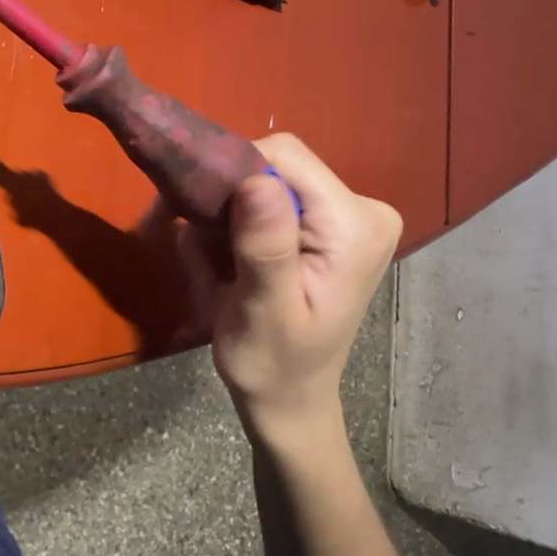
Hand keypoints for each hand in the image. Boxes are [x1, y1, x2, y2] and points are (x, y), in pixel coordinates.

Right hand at [177, 134, 401, 433]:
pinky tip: (228, 266)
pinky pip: (266, 204)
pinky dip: (235, 229)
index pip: (284, 158)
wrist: (288, 397)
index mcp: (355, 225)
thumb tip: (255, 183)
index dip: (231, 177)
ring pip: (263, 184)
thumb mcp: (262, 310)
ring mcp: (346, 217)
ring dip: (224, 221)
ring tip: (216, 267)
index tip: (196, 220)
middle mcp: (361, 209)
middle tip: (202, 254)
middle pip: (273, 166)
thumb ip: (266, 247)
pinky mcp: (326, 227)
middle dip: (225, 203)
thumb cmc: (271, 362)